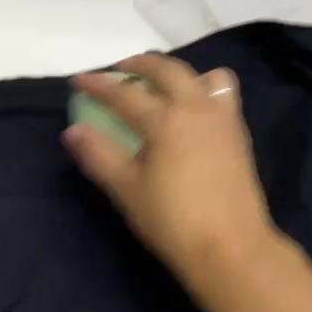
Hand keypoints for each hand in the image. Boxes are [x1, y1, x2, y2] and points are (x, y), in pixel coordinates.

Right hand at [62, 56, 284, 287]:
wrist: (229, 247)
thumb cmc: (171, 220)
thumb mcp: (125, 189)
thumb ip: (98, 154)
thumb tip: (73, 130)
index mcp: (166, 120)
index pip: (124, 92)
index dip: (97, 84)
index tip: (77, 81)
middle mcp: (197, 108)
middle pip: (167, 70)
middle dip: (139, 65)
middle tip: (118, 72)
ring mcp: (223, 119)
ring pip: (203, 76)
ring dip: (177, 74)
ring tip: (160, 89)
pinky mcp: (238, 135)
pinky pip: (221, 94)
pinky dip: (201, 90)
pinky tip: (188, 114)